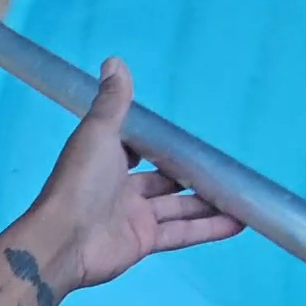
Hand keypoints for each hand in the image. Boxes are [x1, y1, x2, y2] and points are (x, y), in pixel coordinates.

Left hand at [25, 58, 242, 294]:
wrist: (62, 240)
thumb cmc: (78, 183)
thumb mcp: (97, 133)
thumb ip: (112, 102)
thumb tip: (113, 62)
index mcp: (108, 164)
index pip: (138, 153)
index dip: (160, 147)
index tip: (187, 139)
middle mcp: (120, 192)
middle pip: (164, 182)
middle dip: (191, 176)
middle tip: (225, 167)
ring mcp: (132, 220)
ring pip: (179, 208)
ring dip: (209, 202)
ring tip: (243, 194)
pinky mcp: (143, 243)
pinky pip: (182, 233)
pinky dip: (209, 229)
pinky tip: (239, 221)